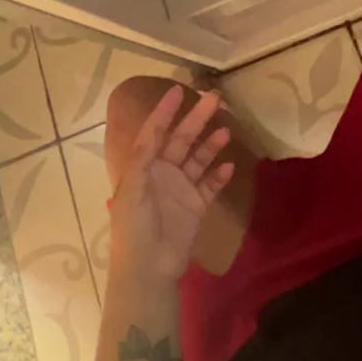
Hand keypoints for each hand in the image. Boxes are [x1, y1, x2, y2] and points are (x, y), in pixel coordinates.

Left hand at [111, 87, 234, 281]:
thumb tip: (153, 130)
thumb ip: (143, 158)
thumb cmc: (134, 228)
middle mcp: (162, 173)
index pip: (154, 132)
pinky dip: (219, 175)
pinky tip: (229, 165)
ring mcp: (180, 189)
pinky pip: (210, 185)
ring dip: (211, 144)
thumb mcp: (132, 190)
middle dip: (197, 119)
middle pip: (181, 139)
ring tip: (226, 131)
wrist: (148, 269)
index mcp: (143, 167)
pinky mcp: (195, 206)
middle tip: (215, 98)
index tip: (178, 90)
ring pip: (198, 159)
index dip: (165, 111)